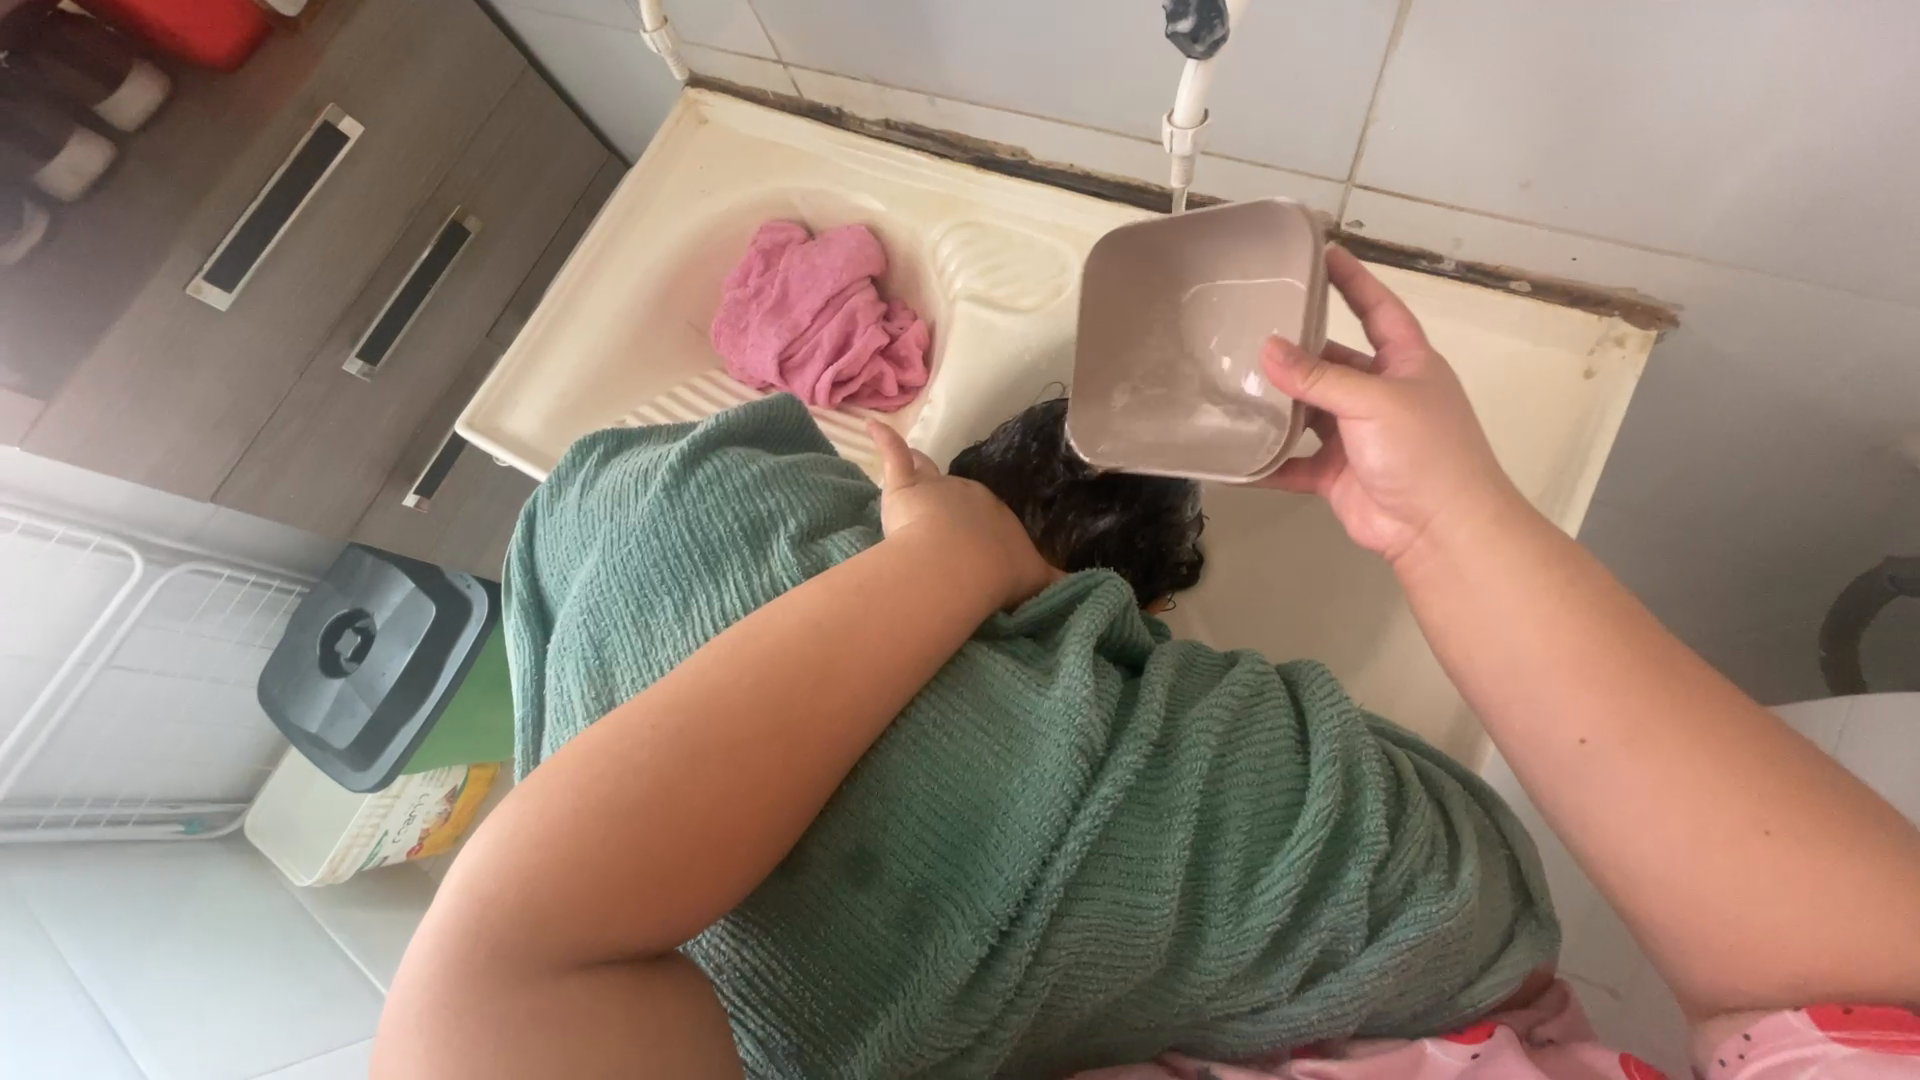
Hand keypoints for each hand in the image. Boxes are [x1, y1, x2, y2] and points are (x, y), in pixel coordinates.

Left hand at [865, 420, 1059, 608]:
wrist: (960, 566)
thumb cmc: (996, 572)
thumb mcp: (1033, 577)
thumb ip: (1053, 579)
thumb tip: (1073, 582)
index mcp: (998, 513)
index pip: (988, 513)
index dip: (978, 525)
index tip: (974, 539)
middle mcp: (970, 494)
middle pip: (958, 494)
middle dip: (950, 502)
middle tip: (940, 518)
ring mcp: (937, 487)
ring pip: (928, 472)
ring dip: (921, 469)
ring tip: (914, 463)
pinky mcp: (903, 488)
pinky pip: (894, 455)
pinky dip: (884, 439)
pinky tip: (872, 425)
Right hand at [1258, 245, 1524, 567]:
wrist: (1438, 528)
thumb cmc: (1423, 451)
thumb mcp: (1374, 402)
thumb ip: (1320, 378)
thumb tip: (1267, 348)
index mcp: (1406, 364)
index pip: (1378, 310)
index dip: (1354, 281)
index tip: (1324, 254)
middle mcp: (1379, 394)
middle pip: (1331, 363)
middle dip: (1296, 351)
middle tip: (1249, 330)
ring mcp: (1356, 436)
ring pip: (1307, 413)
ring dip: (1276, 406)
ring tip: (1231, 387)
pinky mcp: (1335, 473)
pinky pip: (1293, 463)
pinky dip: (1267, 463)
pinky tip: (1235, 458)